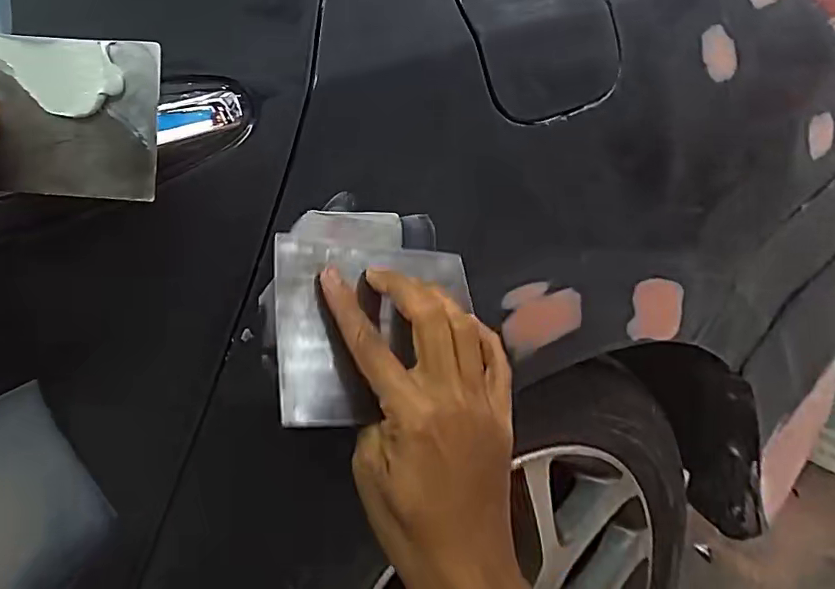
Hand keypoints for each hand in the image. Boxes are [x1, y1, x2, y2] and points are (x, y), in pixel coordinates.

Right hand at [320, 267, 523, 588]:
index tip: (331, 275)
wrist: (469, 570)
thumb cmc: (408, 525)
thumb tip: (378, 382)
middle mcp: (452, 396)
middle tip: (376, 275)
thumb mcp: (369, 469)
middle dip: (399, 285)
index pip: (370, 344)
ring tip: (412, 288)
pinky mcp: (504, 413)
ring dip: (436, 297)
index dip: (346, 305)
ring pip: (465, 326)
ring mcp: (484, 402)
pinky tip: (459, 319)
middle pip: (429, 317)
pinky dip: (477, 328)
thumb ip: (372, 413)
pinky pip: (497, 356)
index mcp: (412, 412)